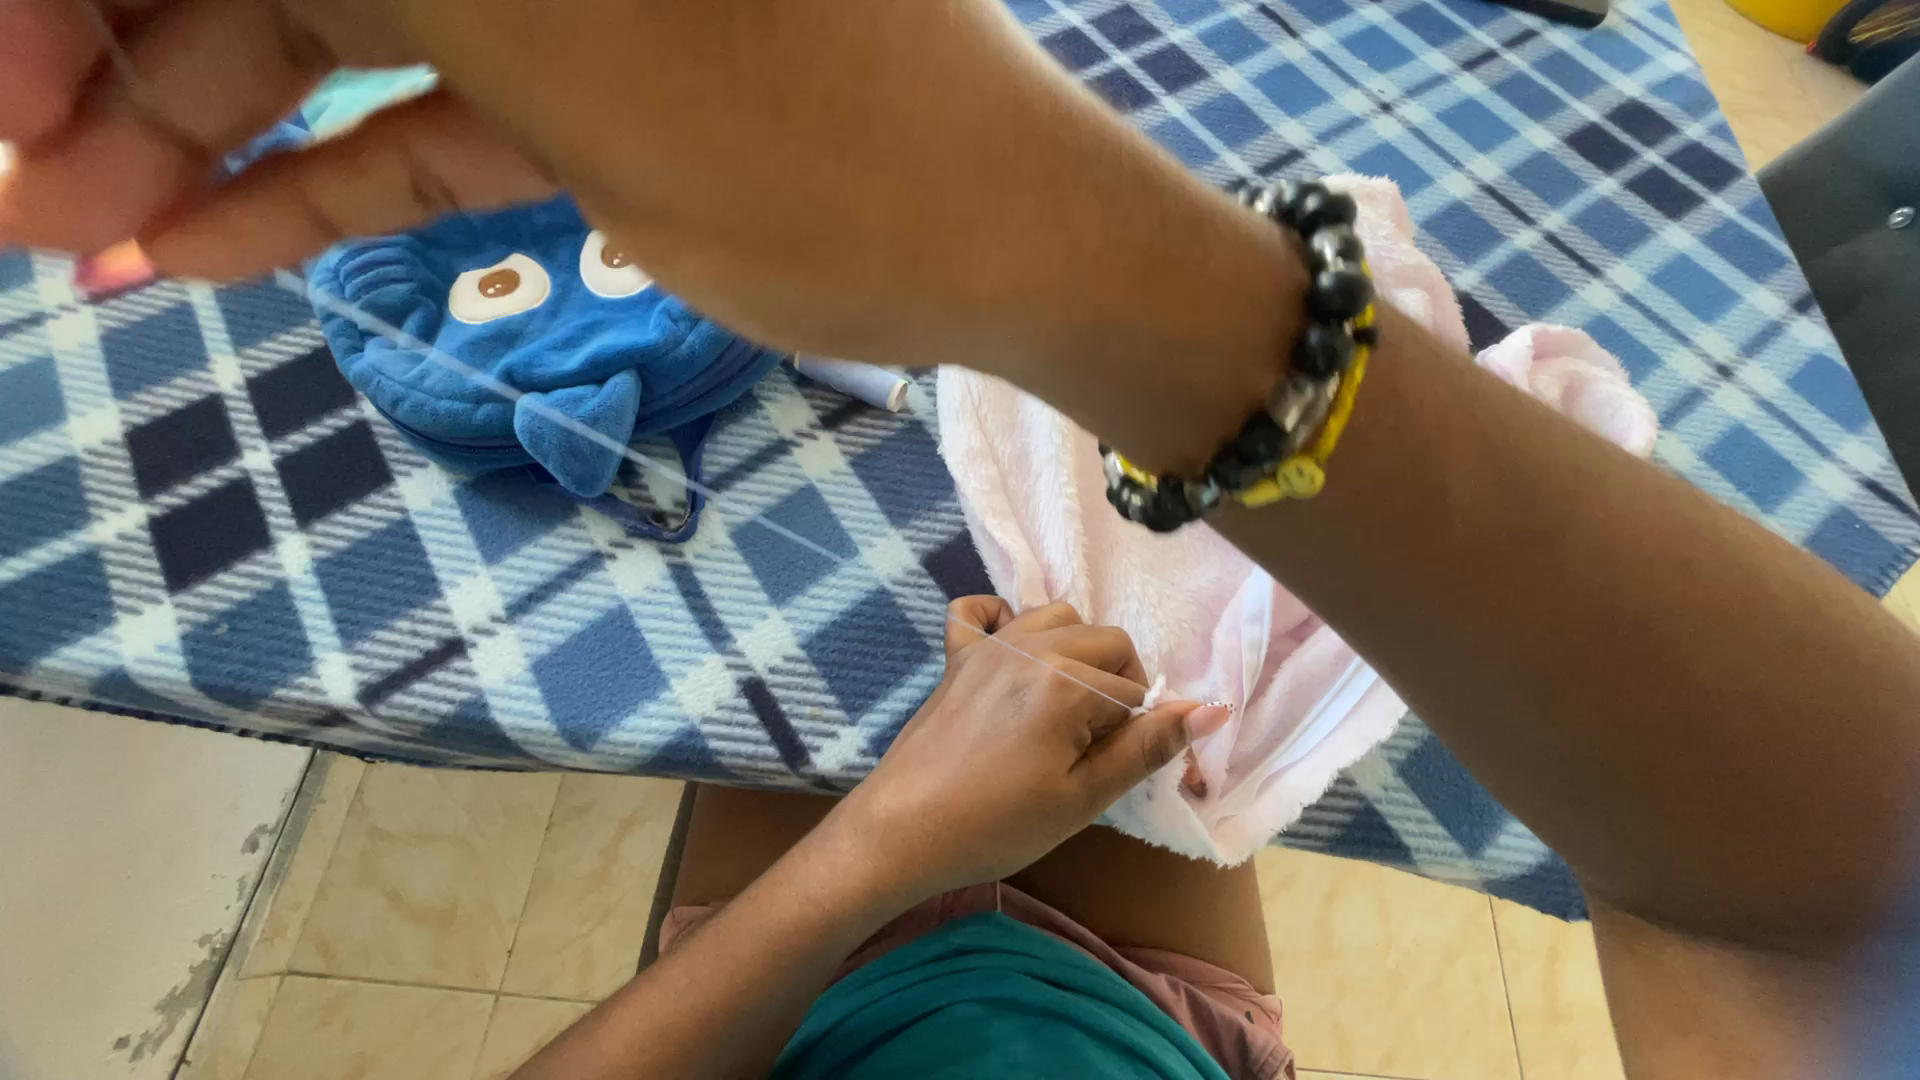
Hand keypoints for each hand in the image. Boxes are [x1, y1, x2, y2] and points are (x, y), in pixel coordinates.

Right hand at [2, 0, 1210, 369]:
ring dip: (190, 128)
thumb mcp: (567, 41)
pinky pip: (423, 132)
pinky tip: (196, 253)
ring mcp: (557, 10)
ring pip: (330, 35)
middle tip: (4, 172)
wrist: (979, 244)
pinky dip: (318, 187)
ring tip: (67, 233)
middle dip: (106, 39)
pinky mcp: (590, 106)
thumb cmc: (823, 153)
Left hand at [823, 596, 1229, 898]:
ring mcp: (989, 645)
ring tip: (1065, 698)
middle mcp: (1032, 646)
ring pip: (1056, 614)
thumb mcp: (1084, 797)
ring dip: (1075, 647)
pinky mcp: (956, 655)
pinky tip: (1009, 650)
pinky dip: (1000, 618)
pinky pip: (978, 610)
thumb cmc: (999, 824)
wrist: (905, 830)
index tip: (1115, 764)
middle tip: (1095, 738)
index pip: (1134, 690)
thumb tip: (1209, 709)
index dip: (1138, 729)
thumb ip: (1146, 747)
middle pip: (1106, 640)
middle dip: (1118, 681)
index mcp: (1068, 681)